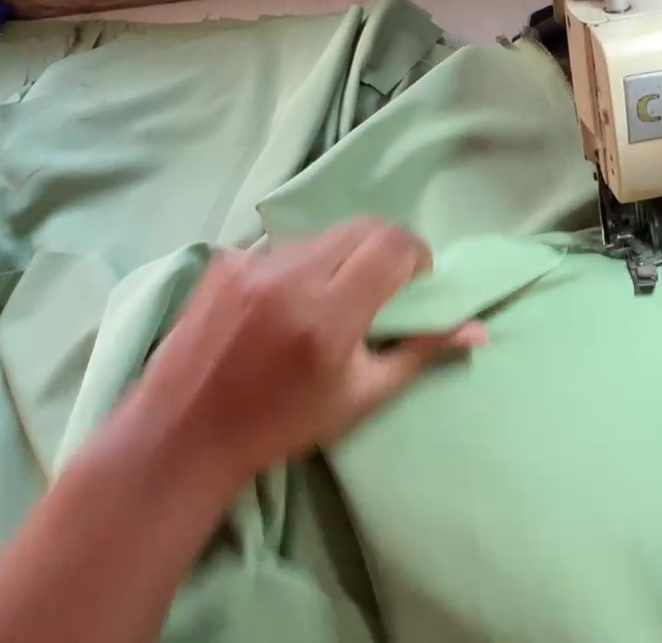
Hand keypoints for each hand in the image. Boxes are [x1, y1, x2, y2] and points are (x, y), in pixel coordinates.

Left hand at [139, 218, 485, 483]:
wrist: (182, 435)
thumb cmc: (281, 425)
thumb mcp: (362, 397)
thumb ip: (421, 352)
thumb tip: (479, 329)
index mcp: (329, 315)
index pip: (393, 245)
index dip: (417, 254)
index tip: (417, 281)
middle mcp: (291, 277)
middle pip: (364, 226)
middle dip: (387, 247)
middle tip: (386, 283)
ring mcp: (252, 264)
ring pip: (325, 233)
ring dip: (345, 254)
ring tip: (333, 295)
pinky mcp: (225, 261)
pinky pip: (285, 245)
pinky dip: (303, 263)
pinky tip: (287, 301)